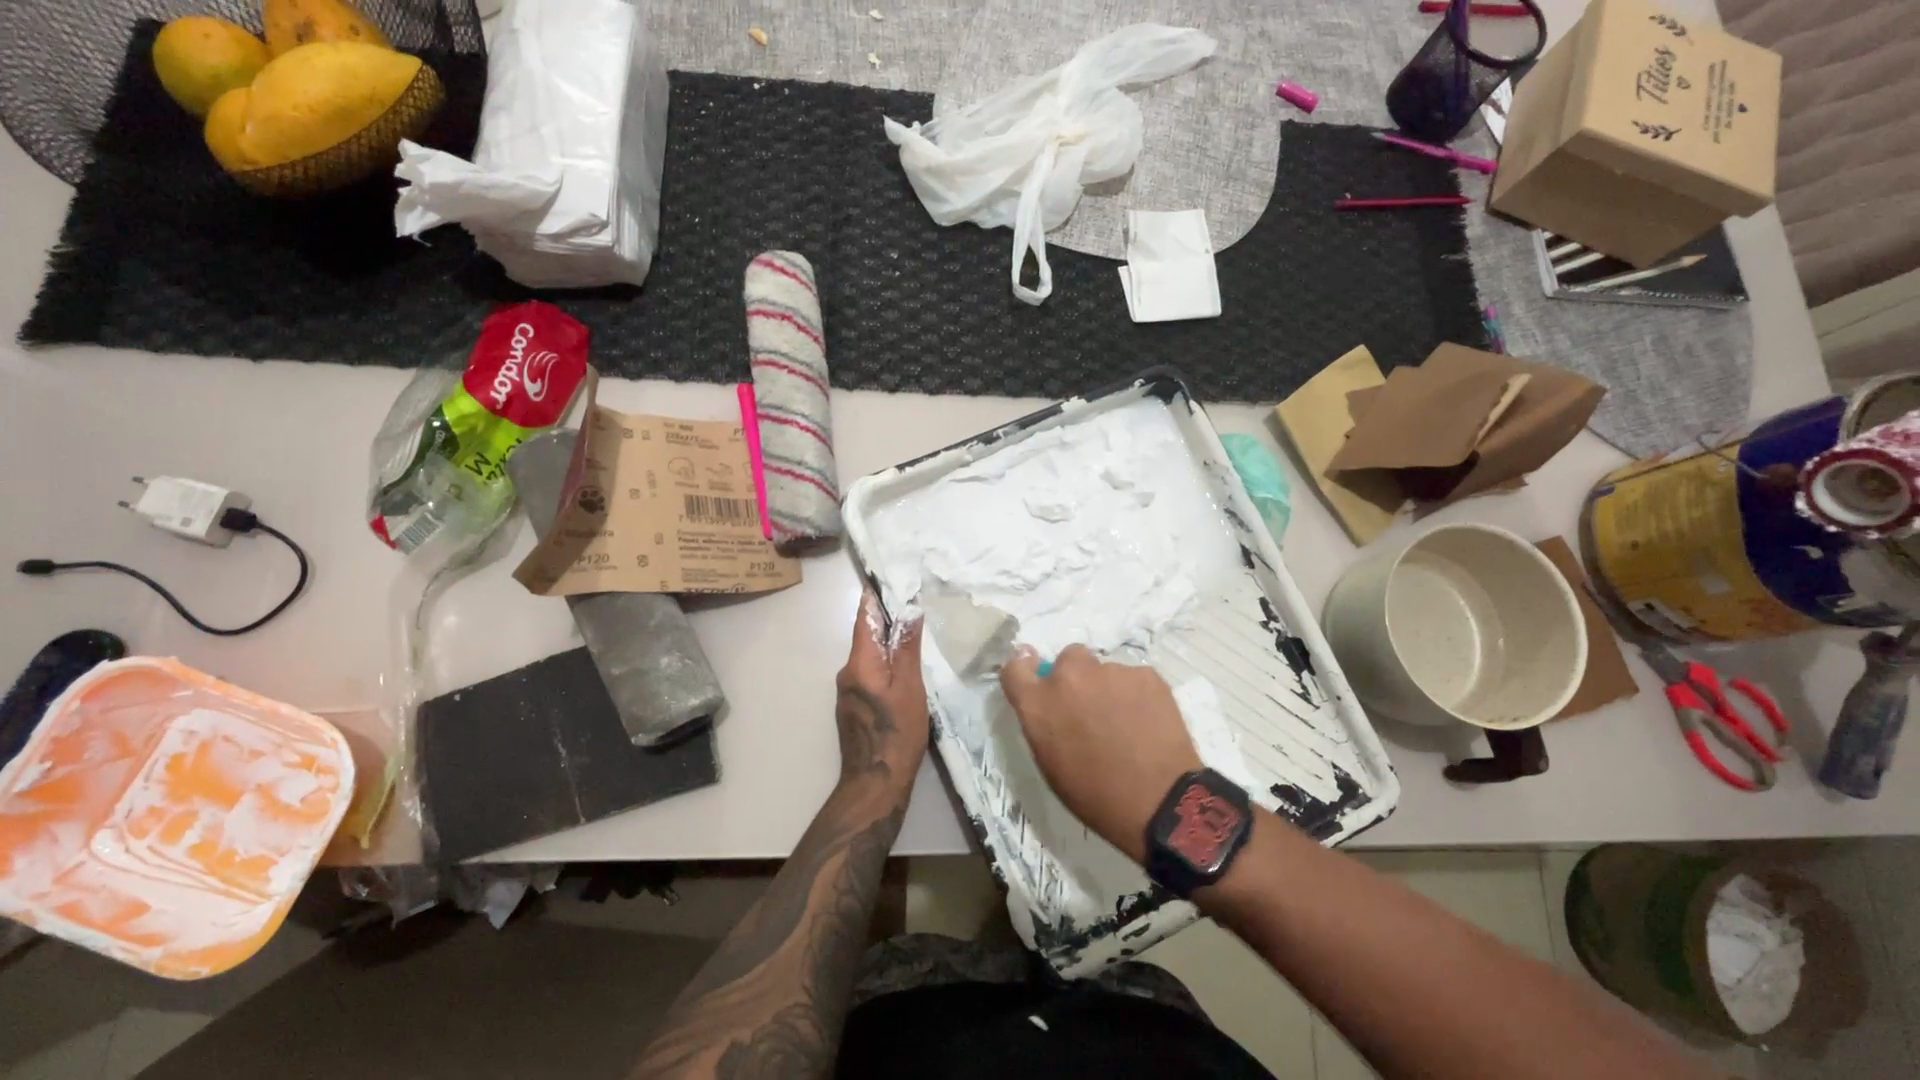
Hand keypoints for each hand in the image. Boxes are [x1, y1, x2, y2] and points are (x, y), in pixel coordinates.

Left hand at [835, 589, 930, 792]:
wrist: (876, 782)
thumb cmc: (897, 733)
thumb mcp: (910, 687)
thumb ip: (907, 649)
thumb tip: (910, 611)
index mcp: (859, 663)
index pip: (864, 619)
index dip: (873, 597)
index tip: (882, 576)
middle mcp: (847, 673)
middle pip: (866, 638)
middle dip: (886, 620)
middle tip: (911, 603)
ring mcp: (848, 693)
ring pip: (869, 658)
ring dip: (887, 645)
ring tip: (913, 633)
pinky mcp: (854, 709)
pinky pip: (869, 676)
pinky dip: (884, 666)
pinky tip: (903, 670)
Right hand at [999, 645, 1201, 862]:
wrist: (1157, 801)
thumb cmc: (1094, 795)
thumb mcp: (1050, 762)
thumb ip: (1043, 722)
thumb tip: (1049, 705)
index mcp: (1038, 703)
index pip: (1015, 667)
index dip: (1026, 670)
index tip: (1037, 679)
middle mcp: (1069, 677)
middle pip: (1068, 659)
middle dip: (1075, 677)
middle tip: (1090, 708)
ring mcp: (1110, 671)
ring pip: (1105, 670)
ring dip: (1108, 688)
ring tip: (1126, 722)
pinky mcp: (1146, 674)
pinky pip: (1134, 678)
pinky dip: (1137, 695)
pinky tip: (1149, 722)